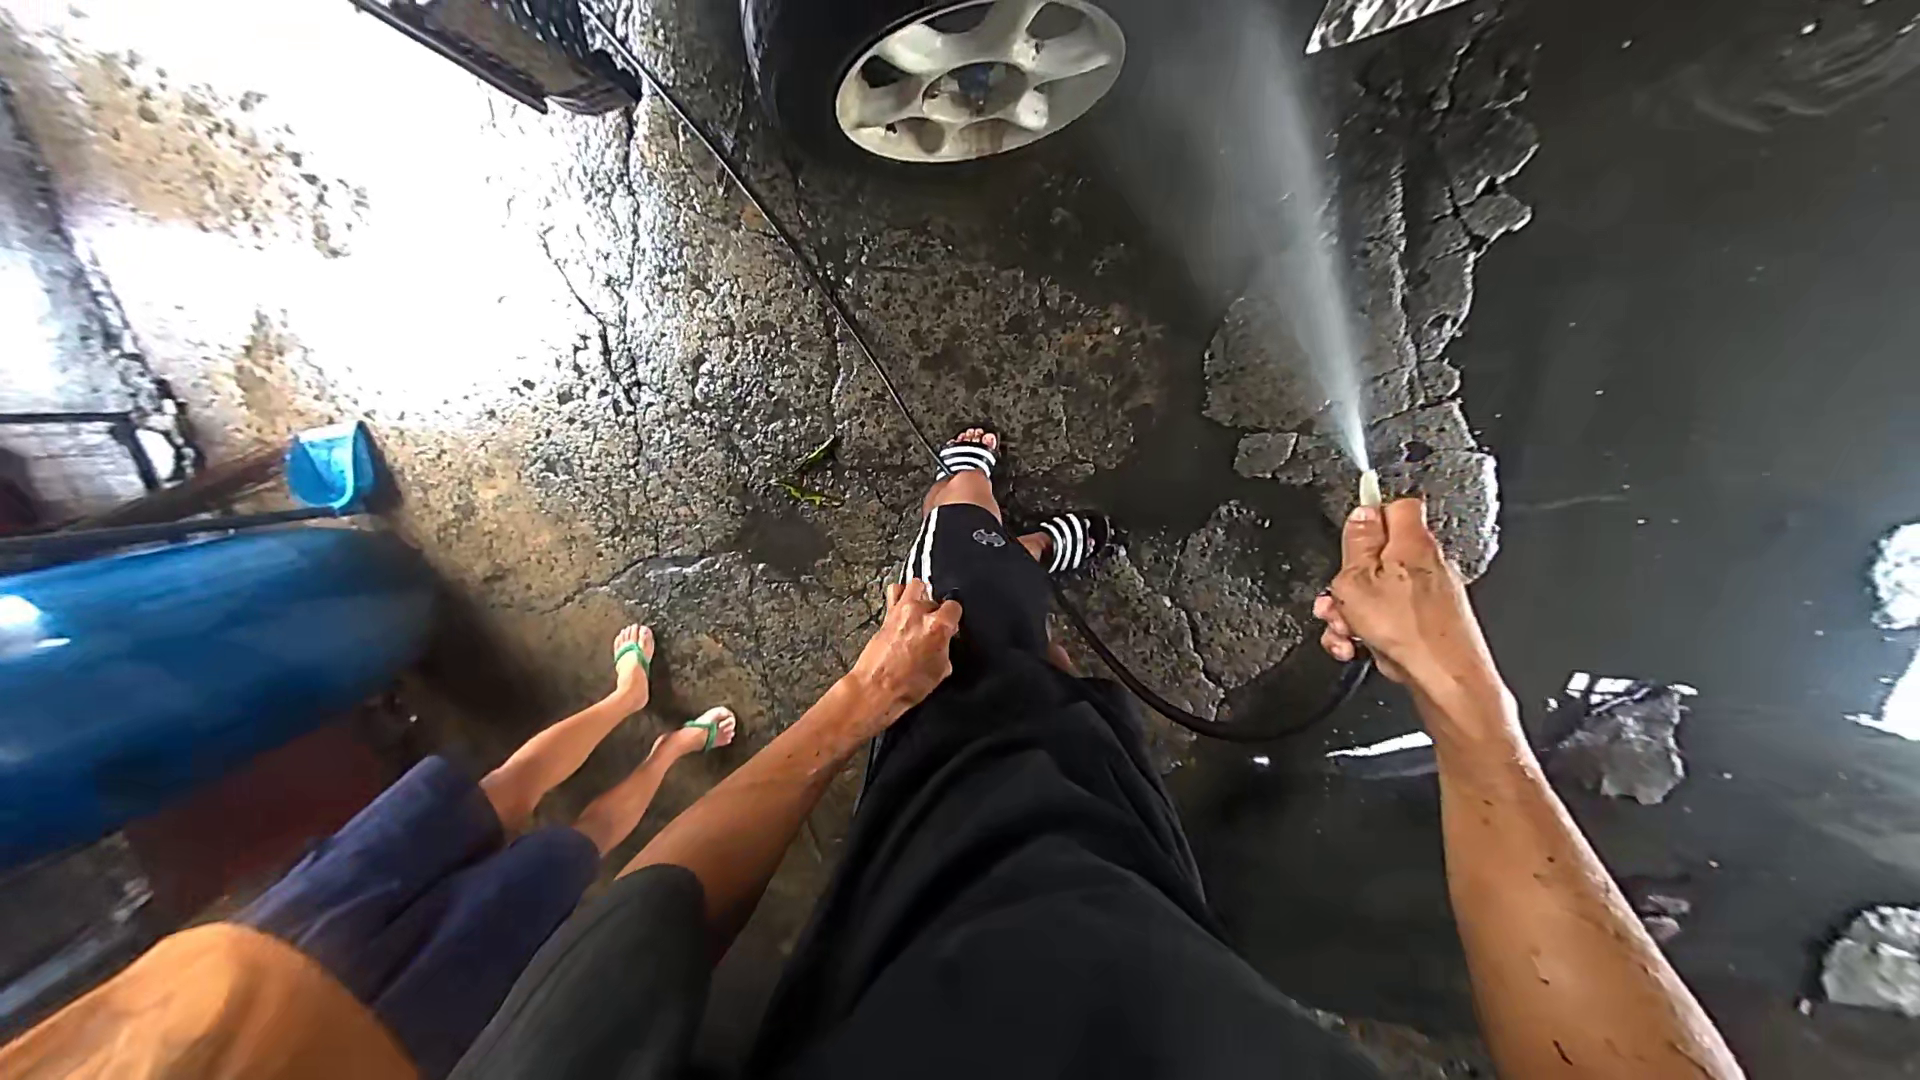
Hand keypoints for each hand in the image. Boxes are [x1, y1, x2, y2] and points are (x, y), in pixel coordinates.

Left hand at [845, 578, 962, 727]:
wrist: (876, 688)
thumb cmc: (906, 684)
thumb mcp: (940, 671)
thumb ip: (945, 649)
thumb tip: (944, 642)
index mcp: (938, 626)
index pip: (954, 606)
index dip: (954, 617)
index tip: (951, 625)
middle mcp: (919, 613)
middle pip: (935, 598)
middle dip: (936, 611)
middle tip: (934, 626)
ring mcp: (901, 611)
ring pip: (915, 585)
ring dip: (920, 594)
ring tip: (921, 607)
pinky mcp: (886, 615)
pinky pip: (895, 592)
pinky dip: (901, 594)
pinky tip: (904, 604)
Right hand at [1313, 498, 1499, 697]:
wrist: (1442, 677)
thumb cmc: (1407, 629)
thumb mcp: (1358, 578)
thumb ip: (1358, 543)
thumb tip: (1361, 513)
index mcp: (1412, 544)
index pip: (1395, 506)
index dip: (1369, 516)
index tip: (1350, 534)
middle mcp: (1426, 564)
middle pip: (1374, 557)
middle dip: (1346, 580)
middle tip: (1338, 595)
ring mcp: (1427, 594)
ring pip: (1373, 591)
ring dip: (1348, 610)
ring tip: (1345, 628)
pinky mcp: (1424, 620)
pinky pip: (1384, 616)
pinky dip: (1365, 629)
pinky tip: (1356, 644)